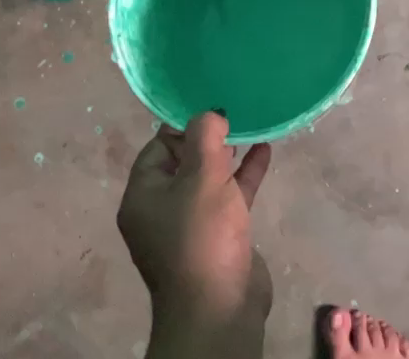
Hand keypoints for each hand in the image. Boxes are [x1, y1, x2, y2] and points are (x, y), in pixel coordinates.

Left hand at [117, 112, 272, 349]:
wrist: (220, 307)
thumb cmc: (201, 236)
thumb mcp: (201, 176)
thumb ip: (204, 136)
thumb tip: (210, 113)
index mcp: (143, 196)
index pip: (158, 146)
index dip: (182, 123)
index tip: (210, 101)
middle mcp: (161, 209)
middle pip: (183, 161)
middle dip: (207, 137)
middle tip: (234, 109)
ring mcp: (190, 225)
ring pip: (208, 178)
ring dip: (229, 154)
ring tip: (251, 123)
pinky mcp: (218, 236)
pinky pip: (229, 196)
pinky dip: (244, 174)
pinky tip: (265, 151)